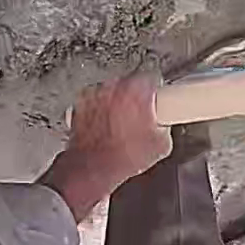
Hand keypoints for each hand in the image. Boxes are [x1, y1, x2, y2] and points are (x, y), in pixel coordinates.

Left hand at [38, 70, 170, 220]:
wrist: (93, 167)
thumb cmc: (122, 156)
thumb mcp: (161, 145)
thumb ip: (164, 126)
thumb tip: (162, 125)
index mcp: (137, 90)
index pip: (152, 78)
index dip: (156, 90)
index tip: (157, 99)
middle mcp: (114, 86)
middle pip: (129, 83)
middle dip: (134, 97)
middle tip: (138, 116)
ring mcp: (94, 93)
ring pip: (111, 90)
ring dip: (116, 101)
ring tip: (120, 124)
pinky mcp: (80, 102)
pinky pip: (95, 100)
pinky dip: (99, 108)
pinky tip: (105, 125)